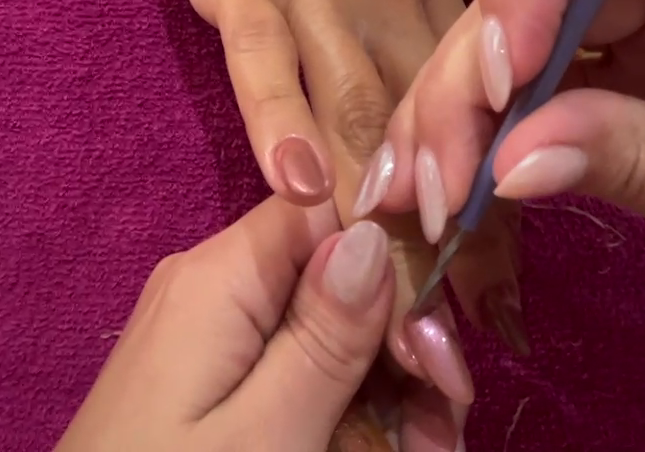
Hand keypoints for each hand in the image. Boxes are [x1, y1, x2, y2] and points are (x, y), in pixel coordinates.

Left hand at [57, 197, 464, 451]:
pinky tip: (374, 445)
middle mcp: (209, 280)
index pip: (319, 215)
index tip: (432, 354)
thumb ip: (321, 336)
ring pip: (316, 324)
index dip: (387, 268)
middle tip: (439, 432)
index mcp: (218, 274)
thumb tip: (368, 230)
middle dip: (391, 345)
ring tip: (420, 447)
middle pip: (326, 275)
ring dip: (376, 387)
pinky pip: (284, 359)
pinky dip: (335, 401)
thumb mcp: (265, 436)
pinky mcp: (205, 365)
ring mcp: (204, 323)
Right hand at [130, 0, 510, 378]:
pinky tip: (298, 187)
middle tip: (469, 334)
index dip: (514, 175)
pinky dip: (280, 120)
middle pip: (435, 110)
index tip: (522, 271)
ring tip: (396, 304)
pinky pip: (267, 57)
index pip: (500, 81)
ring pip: (359, 100)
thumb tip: (516, 53)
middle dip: (457, 224)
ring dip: (380, 201)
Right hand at [376, 0, 644, 394]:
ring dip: (458, 94)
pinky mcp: (633, 53)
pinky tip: (454, 171)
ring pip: (516, 14)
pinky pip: (528, 62)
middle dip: (474, 58)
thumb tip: (504, 156)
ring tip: (432, 188)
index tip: (501, 72)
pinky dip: (479, 114)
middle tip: (439, 166)